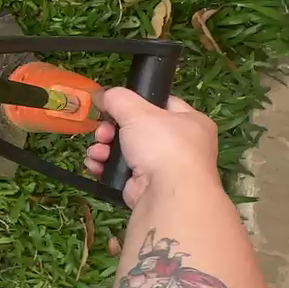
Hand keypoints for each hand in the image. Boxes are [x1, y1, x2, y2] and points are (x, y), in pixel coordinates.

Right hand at [83, 88, 221, 207]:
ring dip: (104, 148)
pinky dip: (105, 165)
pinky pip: (119, 168)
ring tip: (99, 152)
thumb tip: (102, 95)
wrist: (167, 191)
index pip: (162, 104)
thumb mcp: (137, 111)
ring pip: (124, 148)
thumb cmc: (162, 145)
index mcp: (191, 122)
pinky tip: (97, 165)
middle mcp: (181, 143)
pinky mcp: (145, 183)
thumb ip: (117, 98)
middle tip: (103, 133)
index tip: (115, 106)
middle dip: (111, 129)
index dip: (137, 102)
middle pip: (136, 127)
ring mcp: (163, 165)